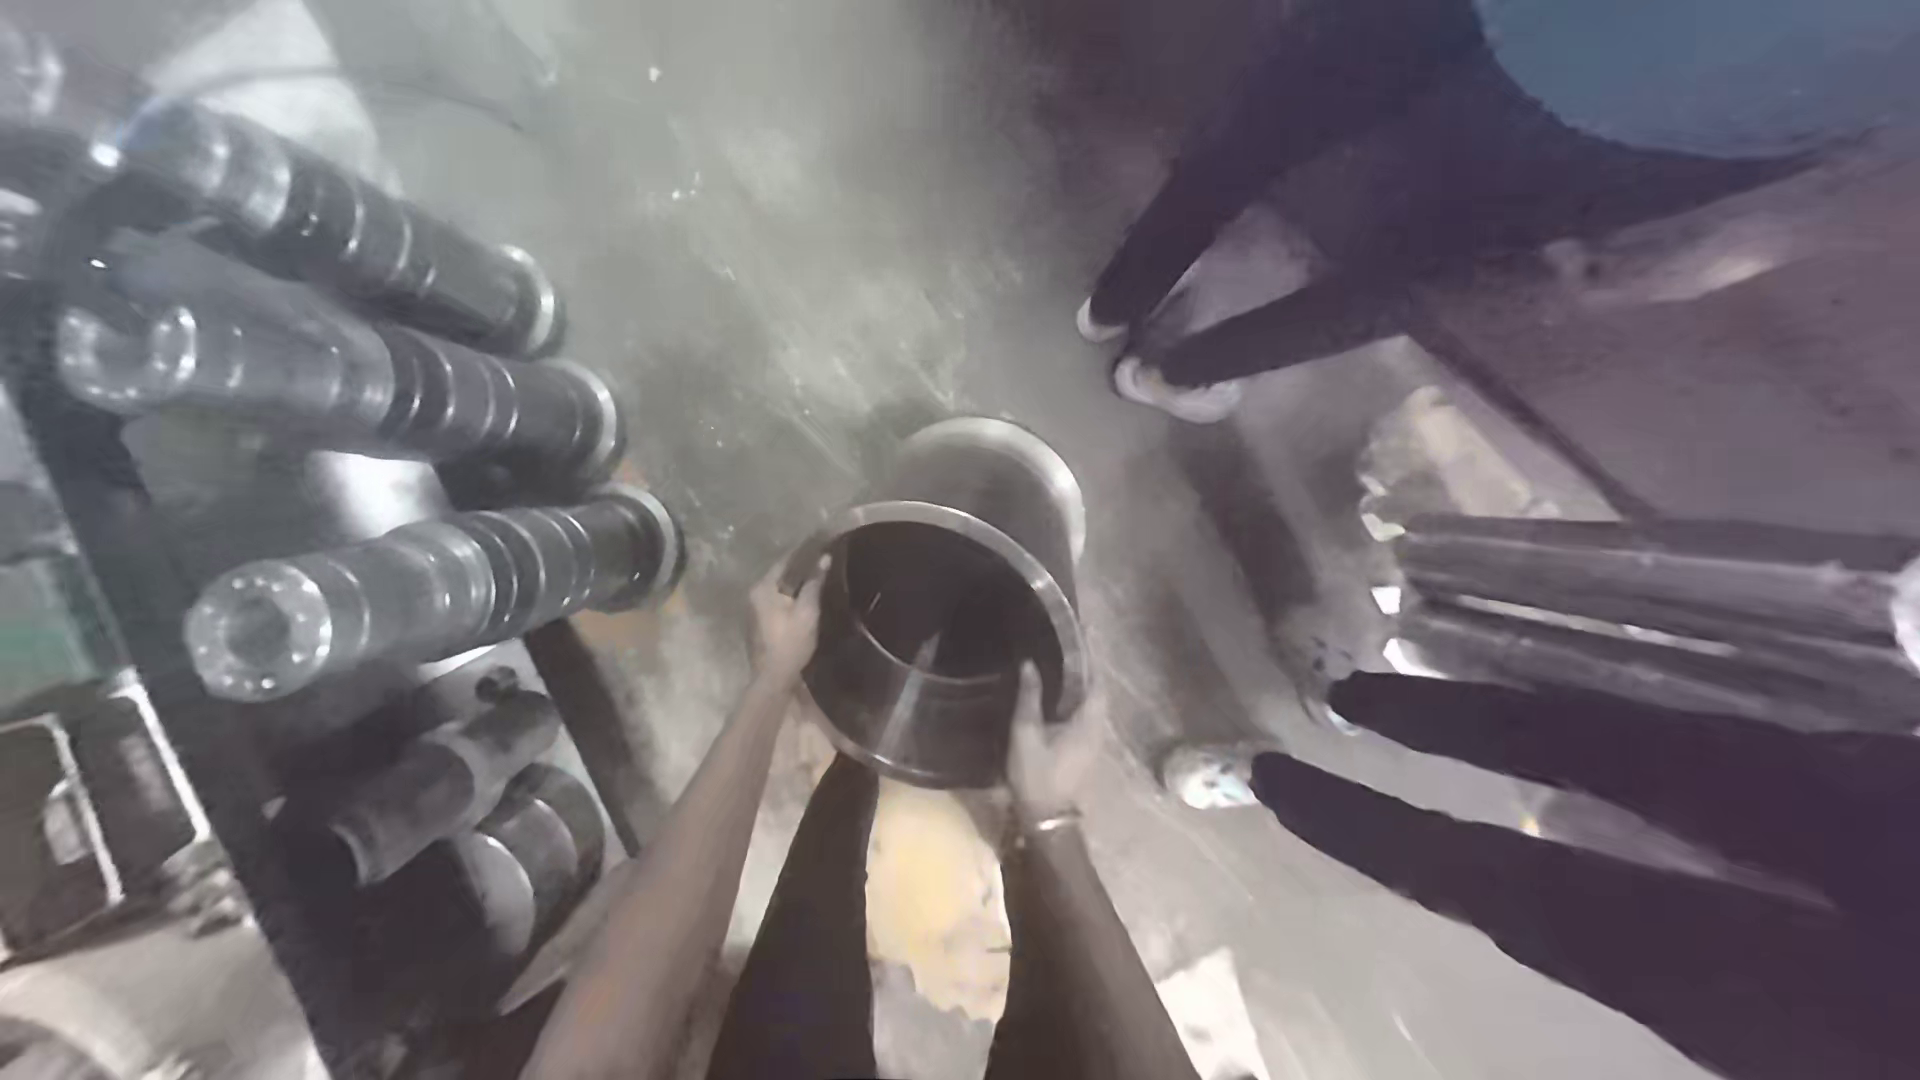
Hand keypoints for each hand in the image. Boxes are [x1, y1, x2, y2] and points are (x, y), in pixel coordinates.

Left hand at [751, 554, 827, 676]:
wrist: (773, 678)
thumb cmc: (791, 643)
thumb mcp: (807, 612)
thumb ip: (814, 583)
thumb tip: (825, 557)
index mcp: (763, 587)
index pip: (786, 559)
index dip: (806, 548)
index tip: (824, 538)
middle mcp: (754, 592)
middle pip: (781, 570)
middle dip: (802, 561)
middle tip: (824, 551)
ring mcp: (754, 607)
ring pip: (779, 583)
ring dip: (797, 576)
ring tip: (819, 567)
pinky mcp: (759, 619)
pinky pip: (777, 595)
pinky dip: (792, 590)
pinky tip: (807, 589)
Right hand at [1006, 662, 1097, 830]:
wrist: (1044, 817)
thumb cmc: (1036, 774)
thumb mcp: (1026, 732)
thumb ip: (1030, 697)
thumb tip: (1029, 664)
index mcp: (1088, 721)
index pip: (1096, 682)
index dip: (1088, 660)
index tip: (1074, 641)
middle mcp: (1097, 728)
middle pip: (1095, 691)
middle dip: (1081, 670)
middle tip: (1060, 649)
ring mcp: (1093, 740)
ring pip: (1090, 704)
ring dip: (1077, 686)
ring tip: (1054, 665)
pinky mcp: (1085, 749)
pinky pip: (1084, 715)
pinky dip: (1073, 701)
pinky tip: (1054, 695)